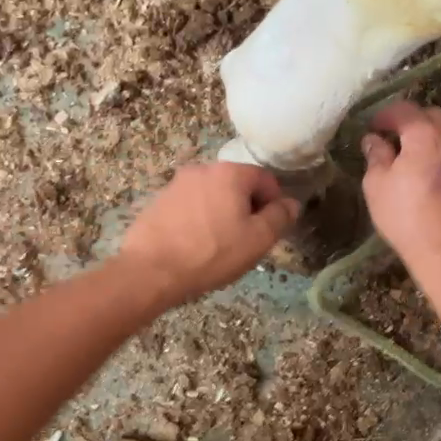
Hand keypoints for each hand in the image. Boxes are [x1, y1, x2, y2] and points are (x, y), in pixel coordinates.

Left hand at [118, 162, 299, 301]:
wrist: (150, 271)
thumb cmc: (212, 253)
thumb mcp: (258, 239)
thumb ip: (280, 217)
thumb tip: (290, 203)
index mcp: (230, 173)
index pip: (266, 179)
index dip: (275, 203)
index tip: (271, 229)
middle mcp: (202, 170)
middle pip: (238, 185)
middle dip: (247, 208)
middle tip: (247, 239)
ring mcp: (176, 184)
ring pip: (212, 195)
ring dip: (222, 213)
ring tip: (219, 245)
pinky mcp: (158, 202)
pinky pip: (190, 206)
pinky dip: (199, 220)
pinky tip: (195, 245)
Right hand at [361, 102, 440, 270]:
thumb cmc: (406, 216)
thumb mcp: (377, 184)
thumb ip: (376, 156)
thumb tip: (374, 139)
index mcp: (425, 134)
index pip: (404, 109)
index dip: (385, 114)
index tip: (372, 127)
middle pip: (430, 115)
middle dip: (409, 121)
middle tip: (391, 138)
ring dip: (427, 135)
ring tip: (408, 154)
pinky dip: (438, 150)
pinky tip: (425, 170)